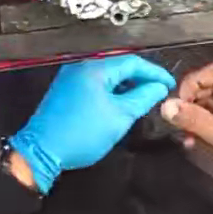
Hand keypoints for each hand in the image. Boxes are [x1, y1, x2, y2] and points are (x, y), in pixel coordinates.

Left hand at [9, 56, 175, 192]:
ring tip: (143, 99)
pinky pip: (95, 84)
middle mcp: (81, 67)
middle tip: (159, 92)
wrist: (42, 151)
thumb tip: (158, 88)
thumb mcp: (120, 116)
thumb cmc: (80, 134)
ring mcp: (71, 78)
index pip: (133, 62)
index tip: (169, 85)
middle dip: (141, 78)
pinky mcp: (66, 90)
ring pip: (107, 75)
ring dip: (127, 85)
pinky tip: (121, 104)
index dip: (155, 73)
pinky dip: (112, 91)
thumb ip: (143, 98)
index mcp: (94, 68)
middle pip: (119, 65)